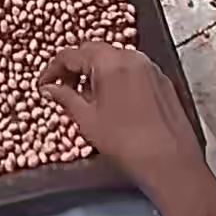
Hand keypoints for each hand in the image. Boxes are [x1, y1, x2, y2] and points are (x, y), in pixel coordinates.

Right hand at [38, 44, 215, 215]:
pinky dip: (116, 77)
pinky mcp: (163, 81)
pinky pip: (132, 70)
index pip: (71, 54)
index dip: (53, 69)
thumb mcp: (87, 119)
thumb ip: (65, 97)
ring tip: (86, 96)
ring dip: (96, 72)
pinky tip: (112, 101)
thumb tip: (49, 88)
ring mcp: (150, 67)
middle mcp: (131, 56)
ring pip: (114, 59)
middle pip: (94, 51)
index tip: (43, 85)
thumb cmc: (124, 142)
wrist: (171, 164)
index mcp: (109, 62)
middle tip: (62, 88)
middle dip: (75, 67)